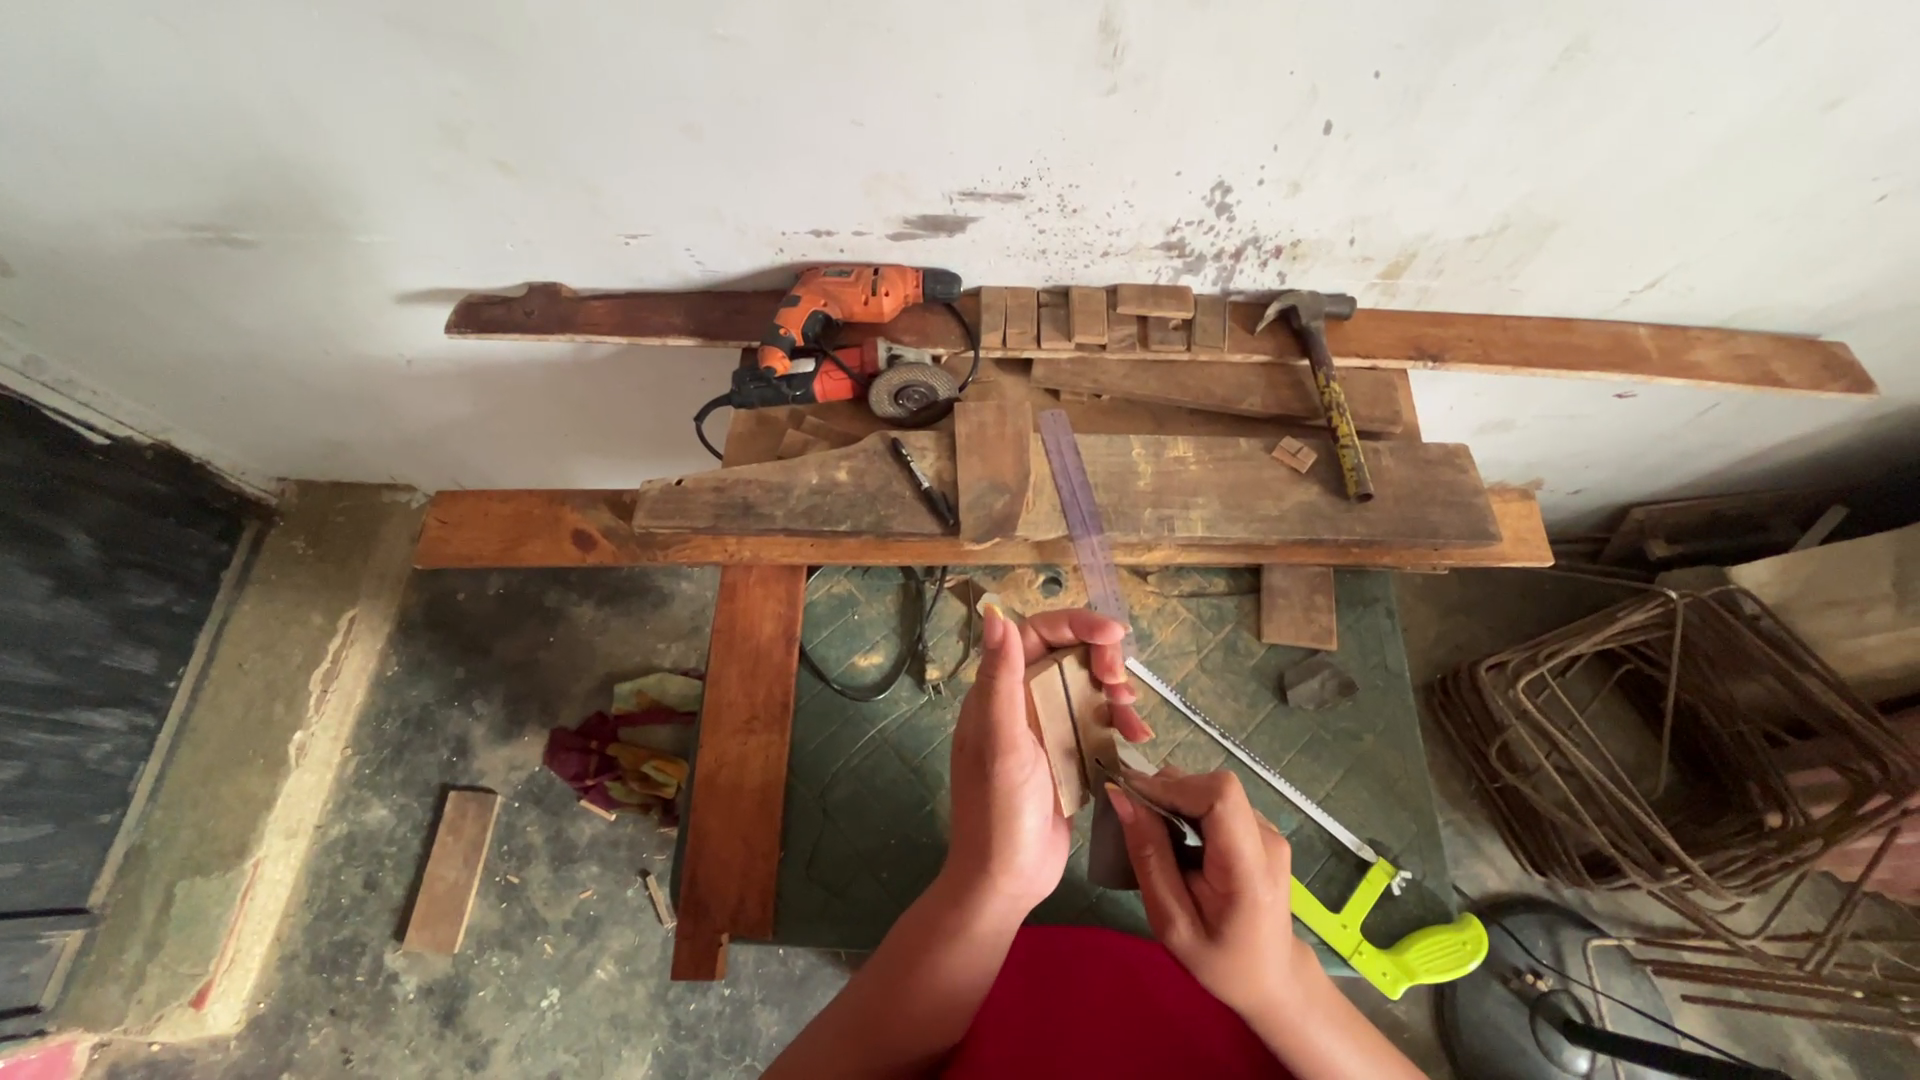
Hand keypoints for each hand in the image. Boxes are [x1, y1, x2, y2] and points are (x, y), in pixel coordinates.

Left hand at [943, 608, 1148, 918]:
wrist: (1007, 881)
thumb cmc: (998, 812)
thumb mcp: (1002, 742)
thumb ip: (1000, 678)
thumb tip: (994, 613)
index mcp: (999, 692)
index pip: (1037, 633)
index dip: (1075, 624)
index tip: (1114, 633)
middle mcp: (1021, 702)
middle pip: (1068, 655)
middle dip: (1101, 658)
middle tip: (1120, 683)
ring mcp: (1046, 729)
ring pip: (1088, 688)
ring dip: (1115, 693)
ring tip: (1131, 718)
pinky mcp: (1068, 755)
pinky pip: (1098, 723)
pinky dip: (1120, 723)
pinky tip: (1138, 738)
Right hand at [1108, 769, 1300, 1017]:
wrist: (1270, 978)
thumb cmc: (1219, 960)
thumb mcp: (1171, 922)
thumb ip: (1148, 857)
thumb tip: (1122, 797)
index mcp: (1250, 869)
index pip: (1220, 795)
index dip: (1172, 787)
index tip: (1131, 799)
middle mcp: (1268, 839)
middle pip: (1213, 787)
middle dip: (1167, 793)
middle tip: (1133, 819)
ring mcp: (1268, 831)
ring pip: (1211, 789)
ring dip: (1174, 800)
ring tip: (1153, 833)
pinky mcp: (1260, 829)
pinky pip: (1217, 801)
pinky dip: (1187, 809)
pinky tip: (1176, 840)